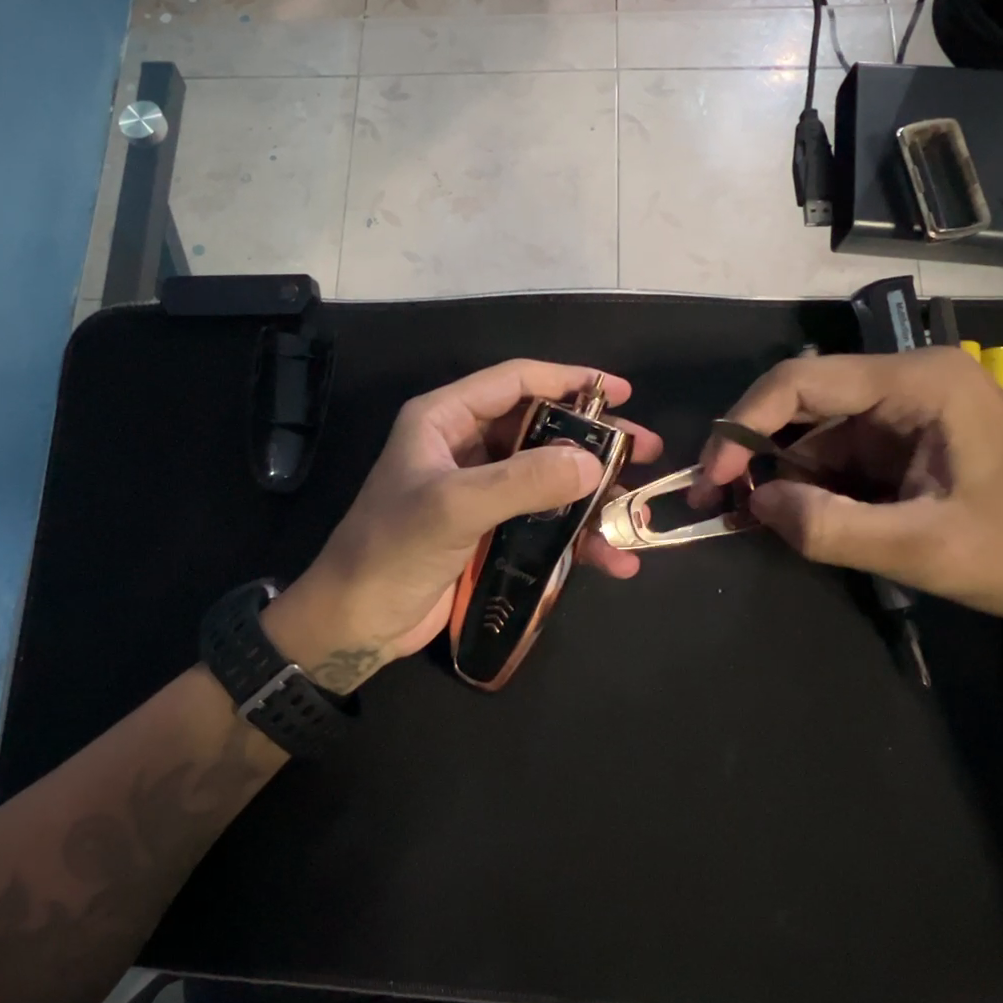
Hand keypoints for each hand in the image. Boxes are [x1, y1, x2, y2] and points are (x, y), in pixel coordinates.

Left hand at [261, 359, 662, 693]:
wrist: (356, 621)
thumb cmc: (392, 551)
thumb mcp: (455, 506)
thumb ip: (523, 480)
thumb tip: (593, 463)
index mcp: (442, 421)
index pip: (514, 382)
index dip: (569, 381)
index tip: (622, 393)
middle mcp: (461, 448)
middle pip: (539, 430)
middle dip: (592, 443)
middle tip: (645, 453)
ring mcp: (475, 493)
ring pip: (545, 479)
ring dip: (591, 498)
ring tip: (637, 516)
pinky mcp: (485, 533)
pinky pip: (539, 522)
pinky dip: (575, 538)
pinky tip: (612, 560)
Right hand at [691, 348, 1002, 645]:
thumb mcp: (924, 549)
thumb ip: (830, 527)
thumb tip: (753, 505)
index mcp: (919, 383)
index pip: (799, 382)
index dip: (742, 427)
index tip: (712, 481)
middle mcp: (906, 385)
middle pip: (800, 406)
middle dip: (751, 455)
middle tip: (715, 506)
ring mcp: (905, 416)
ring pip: (811, 437)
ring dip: (775, 480)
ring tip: (745, 523)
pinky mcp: (904, 448)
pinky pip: (835, 461)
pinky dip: (804, 491)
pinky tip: (785, 522)